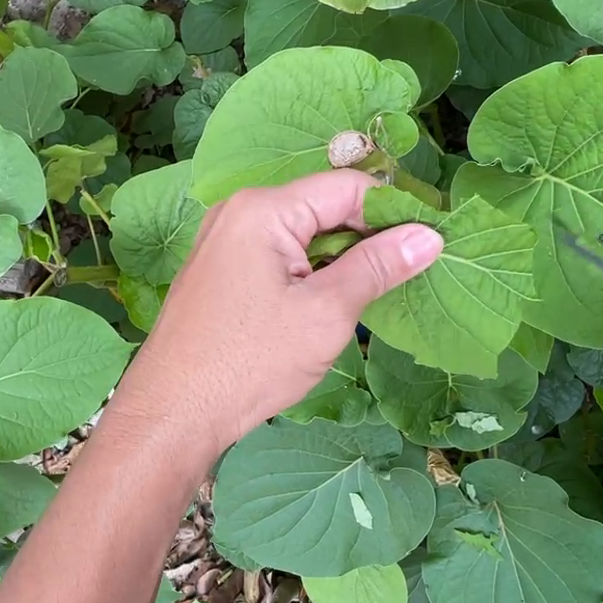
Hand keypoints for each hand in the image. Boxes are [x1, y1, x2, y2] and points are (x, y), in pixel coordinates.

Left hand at [103, 169, 442, 457]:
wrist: (171, 414)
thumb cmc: (247, 363)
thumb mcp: (325, 314)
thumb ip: (378, 266)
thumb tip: (429, 236)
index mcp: (263, 209)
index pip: (347, 187)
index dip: (394, 211)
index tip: (432, 241)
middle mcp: (239, 211)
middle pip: (323, 206)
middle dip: (368, 235)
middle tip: (411, 270)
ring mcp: (225, 239)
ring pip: (304, 232)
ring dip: (342, 257)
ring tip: (378, 290)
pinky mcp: (222, 268)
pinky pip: (280, 252)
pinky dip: (312, 270)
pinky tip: (334, 300)